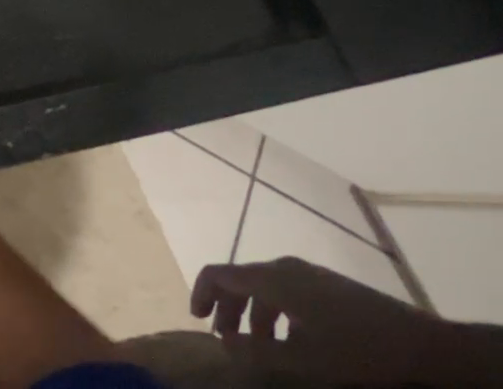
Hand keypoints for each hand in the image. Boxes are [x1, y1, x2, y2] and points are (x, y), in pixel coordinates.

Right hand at [192, 257, 460, 384]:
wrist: (428, 345)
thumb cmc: (358, 349)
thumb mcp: (304, 358)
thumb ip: (257, 350)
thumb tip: (223, 343)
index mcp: (270, 279)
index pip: (217, 274)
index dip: (200, 293)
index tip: (197, 319)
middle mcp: (283, 267)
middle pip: (240, 281)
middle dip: (229, 310)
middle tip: (230, 340)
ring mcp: (308, 273)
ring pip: (265, 287)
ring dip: (255, 314)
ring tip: (262, 344)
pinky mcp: (329, 283)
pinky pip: (287, 290)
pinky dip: (277, 311)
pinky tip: (295, 338)